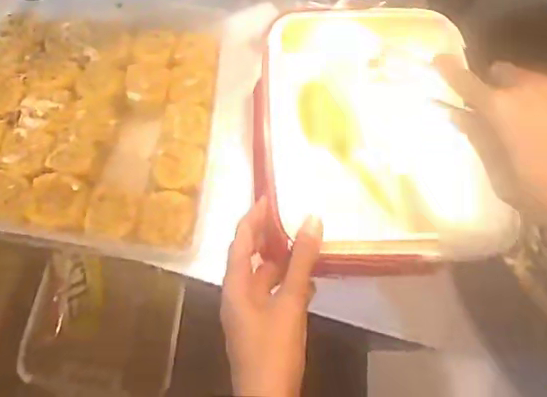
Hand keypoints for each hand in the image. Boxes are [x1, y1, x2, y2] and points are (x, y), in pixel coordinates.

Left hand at [222, 198, 320, 396]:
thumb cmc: (273, 352)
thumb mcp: (290, 304)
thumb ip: (300, 262)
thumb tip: (312, 218)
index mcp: (234, 286)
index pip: (241, 240)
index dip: (254, 216)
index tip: (268, 196)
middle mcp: (236, 297)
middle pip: (249, 257)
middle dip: (267, 236)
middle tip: (288, 216)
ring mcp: (247, 317)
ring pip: (261, 278)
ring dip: (280, 261)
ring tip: (302, 244)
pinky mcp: (259, 332)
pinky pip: (270, 297)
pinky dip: (286, 284)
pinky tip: (308, 284)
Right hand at [435, 59, 546, 272]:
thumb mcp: (509, 183)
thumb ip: (481, 143)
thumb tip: (461, 117)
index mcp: (503, 108)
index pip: (466, 80)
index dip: (450, 70)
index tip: (439, 59)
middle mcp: (533, 86)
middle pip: (505, 73)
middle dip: (501, 89)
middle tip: (509, 119)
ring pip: (541, 82)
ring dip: (537, 98)